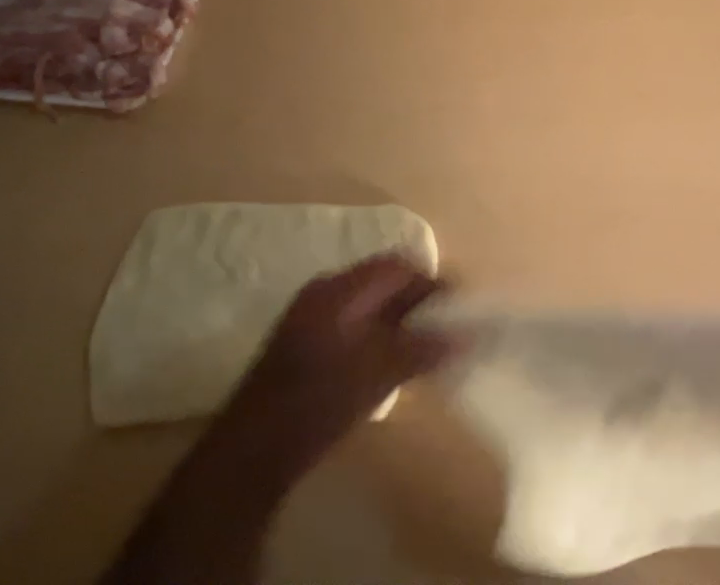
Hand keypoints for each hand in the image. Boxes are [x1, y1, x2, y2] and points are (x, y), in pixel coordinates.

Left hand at [222, 254, 457, 467]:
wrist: (252, 452)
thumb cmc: (317, 404)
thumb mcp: (378, 374)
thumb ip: (424, 349)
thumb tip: (468, 336)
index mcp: (340, 290)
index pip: (399, 266)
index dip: (434, 282)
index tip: (460, 310)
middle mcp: (325, 294)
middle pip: (386, 283)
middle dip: (421, 304)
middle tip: (452, 332)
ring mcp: (313, 320)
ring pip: (373, 308)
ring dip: (404, 323)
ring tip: (432, 352)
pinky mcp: (309, 347)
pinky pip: (358, 327)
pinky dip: (384, 338)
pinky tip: (399, 367)